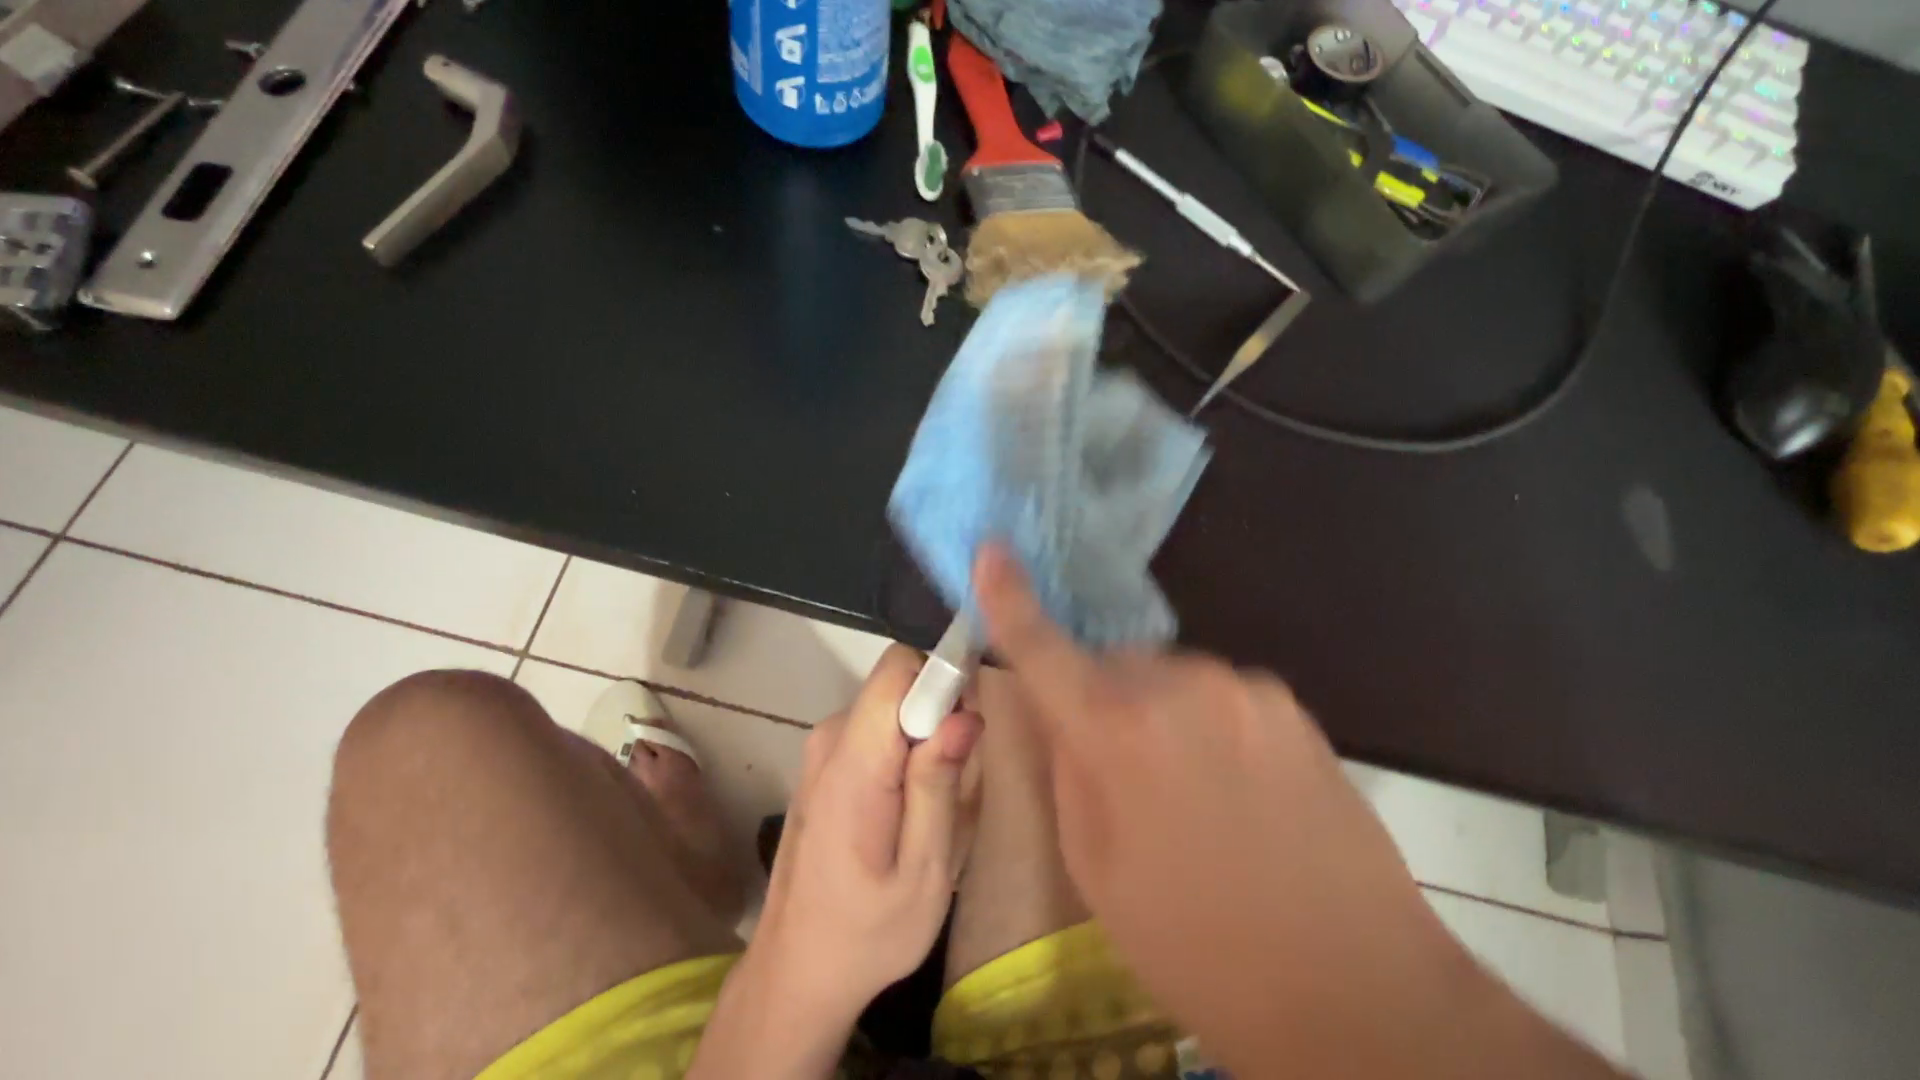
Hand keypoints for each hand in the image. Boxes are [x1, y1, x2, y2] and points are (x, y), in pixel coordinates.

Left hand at [737, 645, 983, 1022]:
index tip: (969, 731)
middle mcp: (829, 740)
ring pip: (891, 712)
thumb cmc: (869, 932)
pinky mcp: (822, 768)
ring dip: (923, 747)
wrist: (796, 971)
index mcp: (854, 761)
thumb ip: (940, 785)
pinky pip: (875, 735)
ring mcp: (820, 752)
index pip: (900, 668)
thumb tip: (964, 713)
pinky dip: (901, 761)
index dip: (942, 681)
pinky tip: (904, 821)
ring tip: (931, 818)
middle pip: (899, 687)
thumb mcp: (924, 872)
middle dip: (939, 721)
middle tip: (955, 792)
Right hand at [973, 545, 1620, 1079]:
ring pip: (1170, 680)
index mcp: (1118, 730)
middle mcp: (1183, 687)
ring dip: (1156, 716)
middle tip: (1112, 771)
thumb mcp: (1096, 867)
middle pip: (1113, 664)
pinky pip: (1221, 699)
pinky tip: (1233, 795)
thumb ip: (1067, 768)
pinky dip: (1205, 728)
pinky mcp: (1294, 708)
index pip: (1045, 647)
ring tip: (1184, 798)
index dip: (1010, 598)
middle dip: (1099, 698)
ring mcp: (1248, 692)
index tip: (992, 552)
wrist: (1352, 985)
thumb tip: (1056, 712)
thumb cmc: (1196, 945)